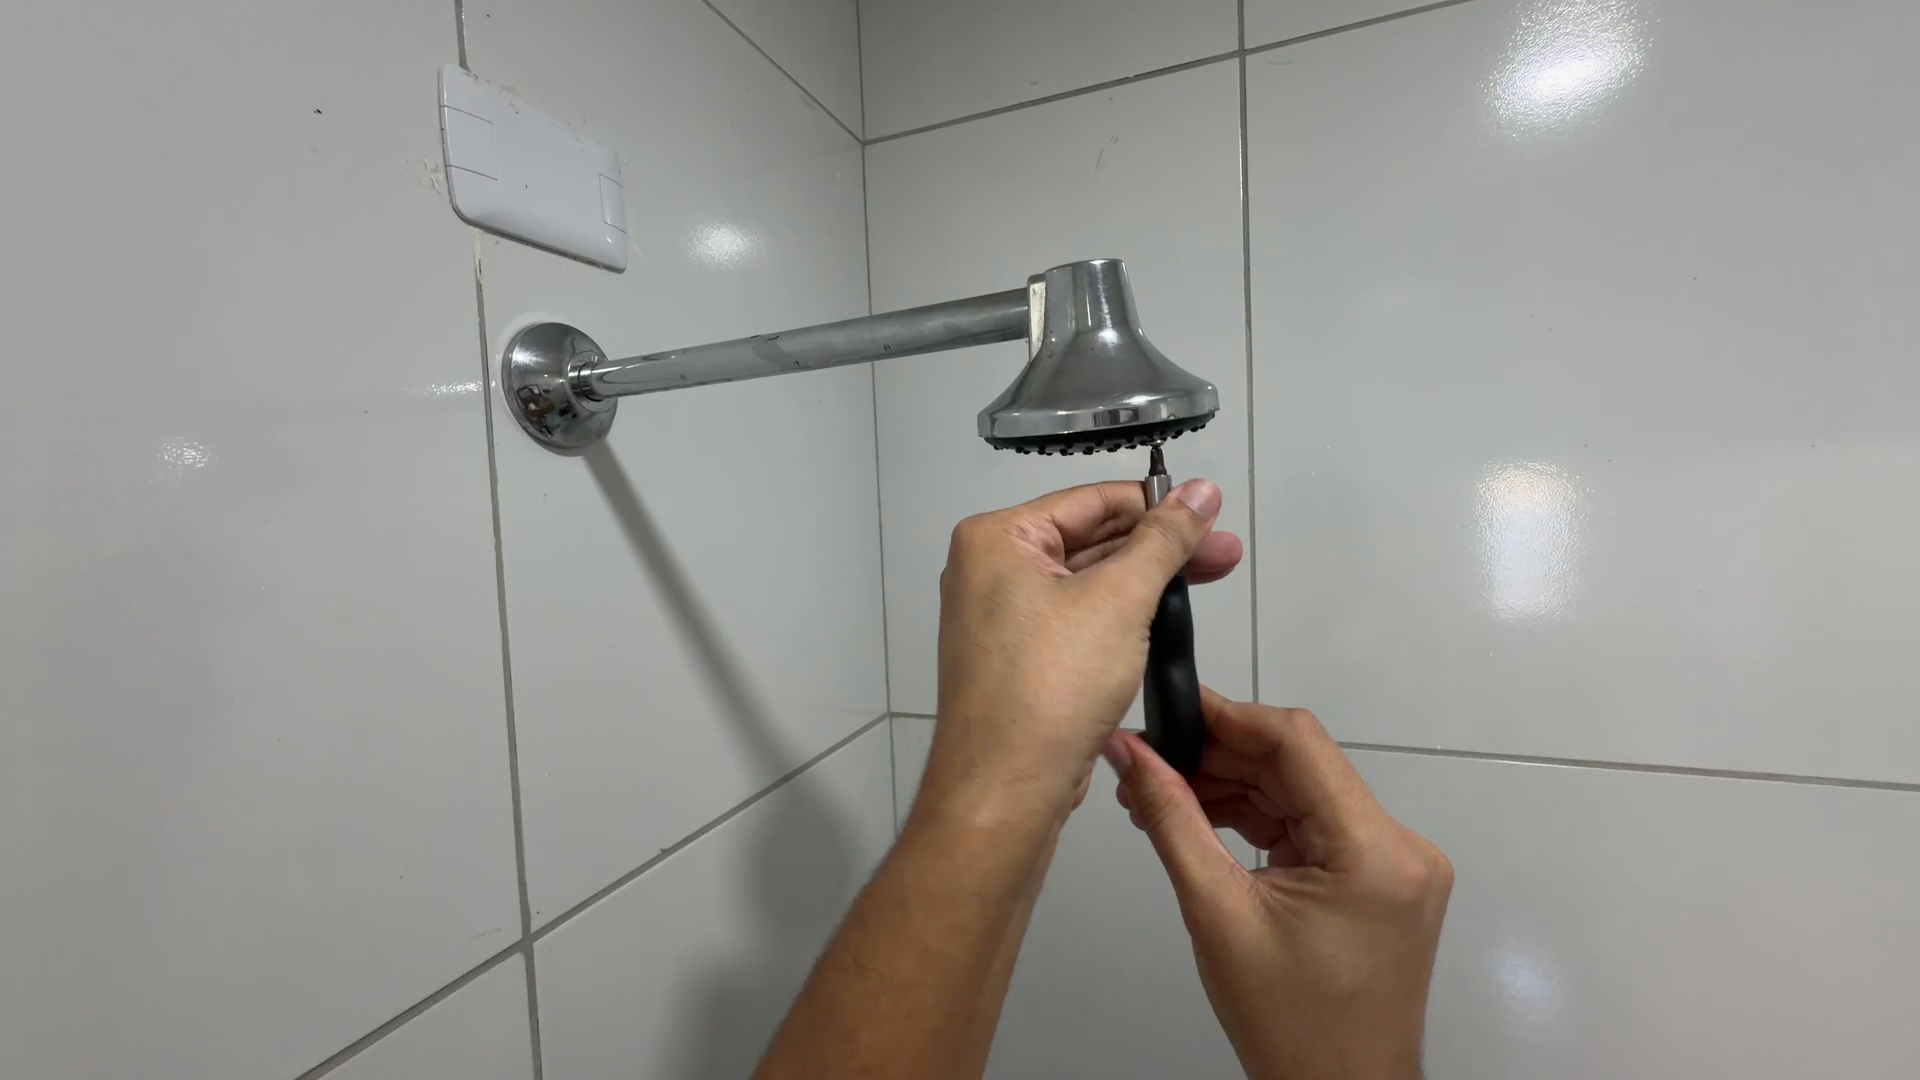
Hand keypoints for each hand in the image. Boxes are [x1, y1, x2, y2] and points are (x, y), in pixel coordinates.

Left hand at [920, 480, 1241, 821]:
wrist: (1006, 789)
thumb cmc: (1049, 686)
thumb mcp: (1118, 599)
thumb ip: (1163, 540)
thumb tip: (1199, 491)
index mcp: (996, 540)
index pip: (1088, 501)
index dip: (1153, 504)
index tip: (1208, 508)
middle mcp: (991, 572)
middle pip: (1089, 540)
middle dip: (1159, 546)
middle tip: (1223, 550)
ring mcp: (1003, 618)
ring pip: (1086, 582)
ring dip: (1146, 581)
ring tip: (1211, 574)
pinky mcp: (1021, 657)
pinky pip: (1077, 620)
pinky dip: (1120, 615)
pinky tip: (1165, 613)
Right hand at [1107, 690, 1451, 1079]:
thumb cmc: (1281, 1018)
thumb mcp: (1214, 909)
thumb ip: (1169, 816)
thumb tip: (1124, 746)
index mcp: (1374, 850)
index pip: (1297, 742)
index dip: (1227, 714)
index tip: (1166, 708)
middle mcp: (1396, 843)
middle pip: (1293, 764)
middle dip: (1214, 757)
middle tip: (1143, 760)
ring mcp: (1387, 859)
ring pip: (1293, 788)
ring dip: (1225, 785)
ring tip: (1154, 794)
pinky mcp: (1371, 873)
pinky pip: (1301, 821)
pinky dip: (1247, 814)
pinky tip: (1194, 816)